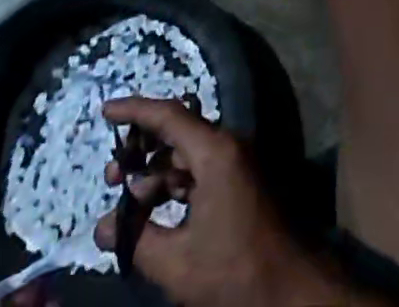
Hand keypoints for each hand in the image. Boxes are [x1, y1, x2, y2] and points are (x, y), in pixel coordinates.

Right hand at [94, 98, 346, 306]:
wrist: (296, 292)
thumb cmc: (237, 272)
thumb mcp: (177, 263)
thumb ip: (135, 239)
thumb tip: (102, 230)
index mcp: (215, 152)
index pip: (167, 115)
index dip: (133, 110)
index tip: (105, 111)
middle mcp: (228, 146)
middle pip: (176, 132)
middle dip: (140, 150)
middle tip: (112, 178)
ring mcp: (238, 163)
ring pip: (187, 153)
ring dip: (156, 172)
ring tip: (130, 203)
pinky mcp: (242, 182)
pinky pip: (201, 169)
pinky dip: (175, 184)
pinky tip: (155, 212)